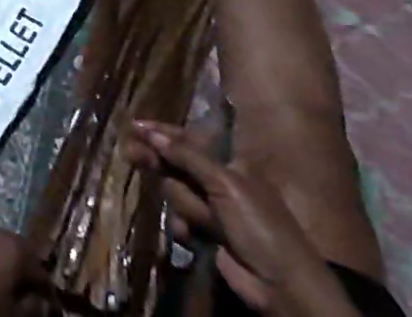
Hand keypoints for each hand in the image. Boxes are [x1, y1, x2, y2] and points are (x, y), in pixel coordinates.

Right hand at [125, 122, 358, 315]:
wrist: (281, 285)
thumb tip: (152, 133)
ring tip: (204, 222)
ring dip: (184, 205)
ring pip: (176, 194)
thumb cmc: (259, 225)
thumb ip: (187, 156)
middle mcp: (218, 182)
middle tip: (131, 154)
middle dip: (156, 161)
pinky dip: (184, 228)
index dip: (162, 132)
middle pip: (176, 164)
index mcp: (230, 163)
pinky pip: (179, 220)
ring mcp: (211, 209)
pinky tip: (194, 236)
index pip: (188, 139)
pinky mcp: (205, 234)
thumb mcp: (225, 183)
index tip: (135, 125)